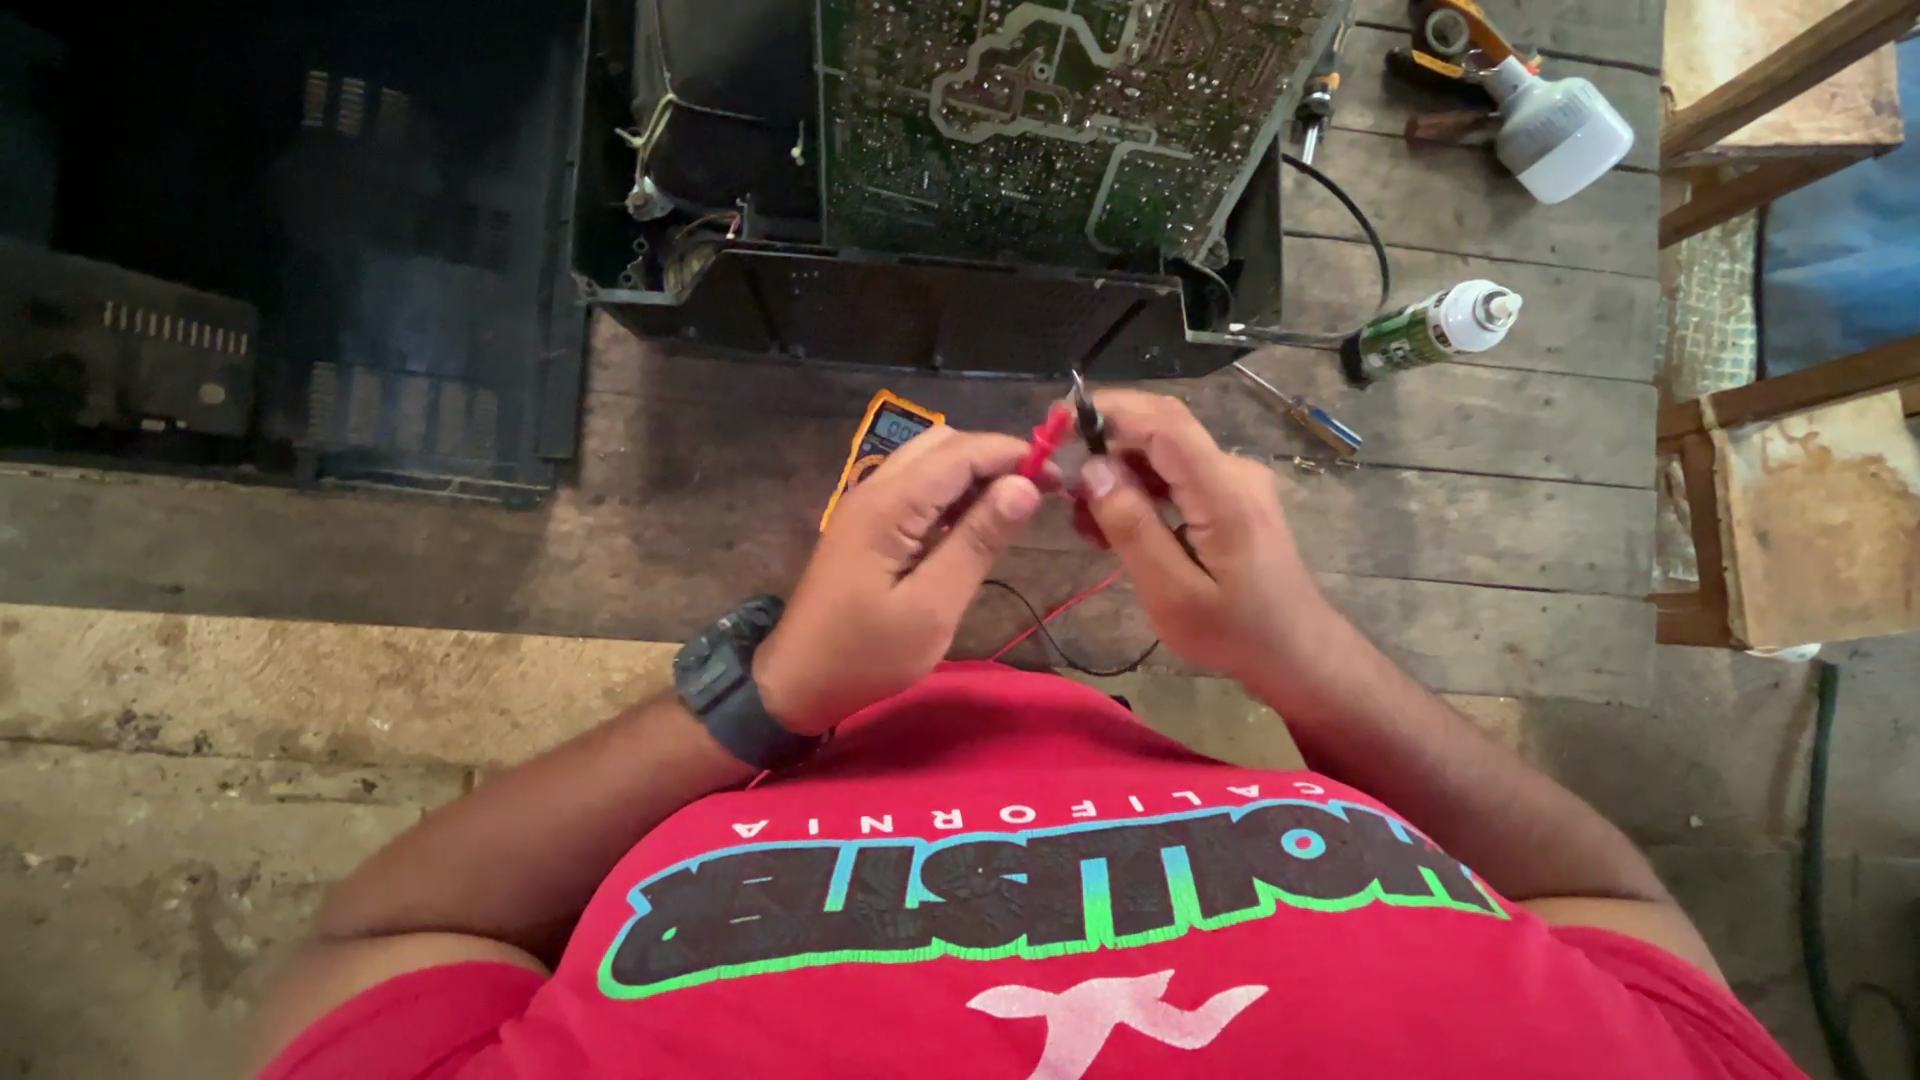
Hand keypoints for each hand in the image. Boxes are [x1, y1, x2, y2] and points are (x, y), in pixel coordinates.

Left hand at [753, 427, 1041, 734]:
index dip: (1014, 455)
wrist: (797, 682)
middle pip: (944, 446)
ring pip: (929, 463)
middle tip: (1039, 496)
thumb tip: (1025, 486)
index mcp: (889, 505)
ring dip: (973, 475)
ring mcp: (867, 505)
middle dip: (995, 459)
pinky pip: (915, 490)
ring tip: (1013, 511)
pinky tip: (973, 526)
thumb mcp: (932, 607)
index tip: (1060, 480)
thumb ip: (978, 542)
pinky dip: (951, 495)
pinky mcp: (867, 525)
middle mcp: (875, 489)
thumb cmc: (867, 654)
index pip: (962, 452)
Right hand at [1077, 390, 1334, 684]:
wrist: (1295, 650)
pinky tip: (1115, 525)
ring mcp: (1235, 480)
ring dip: (1118, 472)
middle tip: (1063, 484)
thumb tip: (1093, 469)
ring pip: (1164, 452)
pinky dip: (1139, 488)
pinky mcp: (1230, 494)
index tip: (1058, 423)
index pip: (1163, 424)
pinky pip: (1176, 474)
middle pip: (1161, 429)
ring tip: (1085, 520)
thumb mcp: (1172, 593)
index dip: (1110, 412)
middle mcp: (1233, 471)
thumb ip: (1132, 528)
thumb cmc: (1234, 631)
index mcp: (1224, 492)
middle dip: (1106, 442)